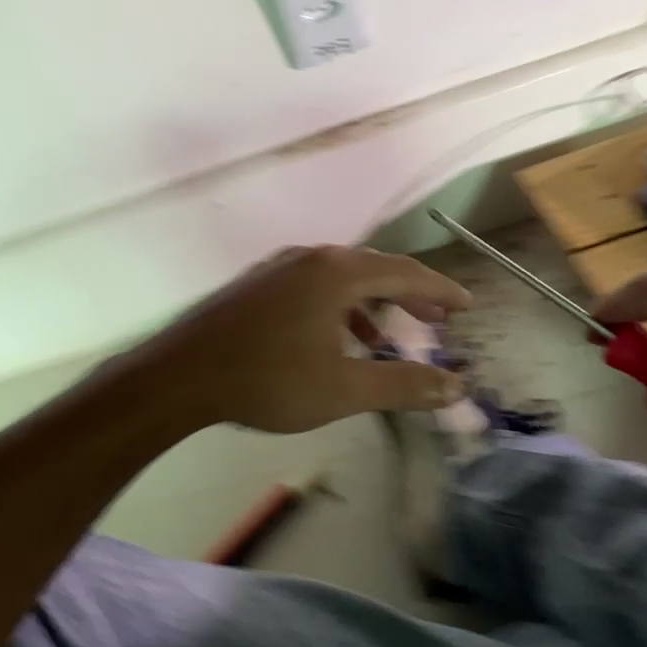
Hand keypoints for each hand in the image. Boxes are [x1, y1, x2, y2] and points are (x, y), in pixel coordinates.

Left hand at [103, 245, 472, 434]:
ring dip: (369, 306)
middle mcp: (309, 257)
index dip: (439, 290)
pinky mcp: (254, 284)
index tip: (465, 306)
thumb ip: (401, 384)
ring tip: (386, 340)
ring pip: (338, 279)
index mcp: (336, 272)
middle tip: (436, 321)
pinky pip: (310, 287)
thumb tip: (455, 387)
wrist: (180, 375)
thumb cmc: (268, 380)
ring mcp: (277, 267)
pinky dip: (335, 309)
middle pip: (372, 270)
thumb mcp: (343, 389)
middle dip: (407, 296)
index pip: (404, 272)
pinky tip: (332, 342)